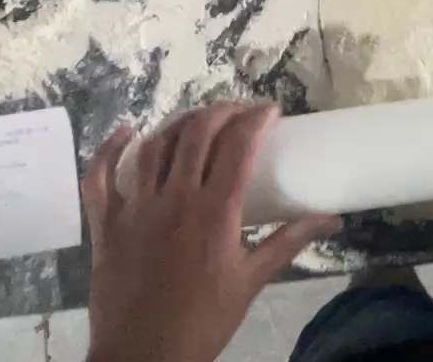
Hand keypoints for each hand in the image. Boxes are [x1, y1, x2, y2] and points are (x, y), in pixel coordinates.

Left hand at [81, 104, 341, 361]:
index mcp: (214, 212)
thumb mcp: (252, 281)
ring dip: (180, 123)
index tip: (271, 110)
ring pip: (155, 145)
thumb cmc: (202, 322)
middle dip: (223, 111)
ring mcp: (135, 209)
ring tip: (200, 120)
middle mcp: (174, 199)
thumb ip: (290, 242)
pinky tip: (126, 131)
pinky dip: (109, 149)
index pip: (238, 145)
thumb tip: (333, 218)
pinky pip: (99, 177)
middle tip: (240, 111)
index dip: (256, 118)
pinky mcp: (106, 224)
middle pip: (198, 133)